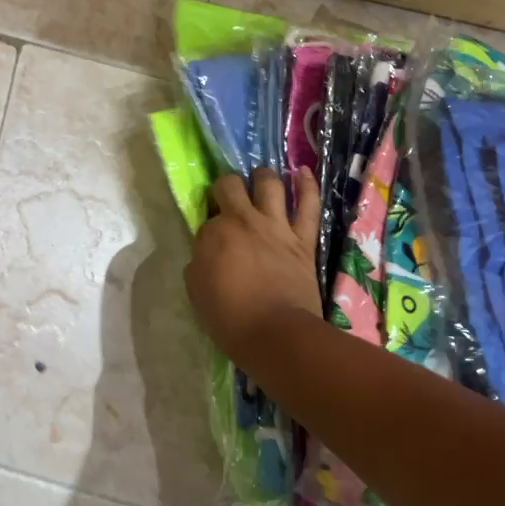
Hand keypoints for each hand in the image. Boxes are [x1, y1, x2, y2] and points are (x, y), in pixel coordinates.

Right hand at [184, 168, 322, 359]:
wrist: (276, 334)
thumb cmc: (229, 316)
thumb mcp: (196, 288)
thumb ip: (200, 261)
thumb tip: (208, 253)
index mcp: (213, 233)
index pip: (206, 217)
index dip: (208, 224)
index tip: (211, 238)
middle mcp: (242, 220)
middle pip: (230, 185)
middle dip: (227, 187)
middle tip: (228, 199)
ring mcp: (276, 227)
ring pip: (268, 184)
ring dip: (262, 177)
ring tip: (260, 179)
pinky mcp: (302, 240)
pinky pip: (308, 206)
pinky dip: (306, 185)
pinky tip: (303, 171)